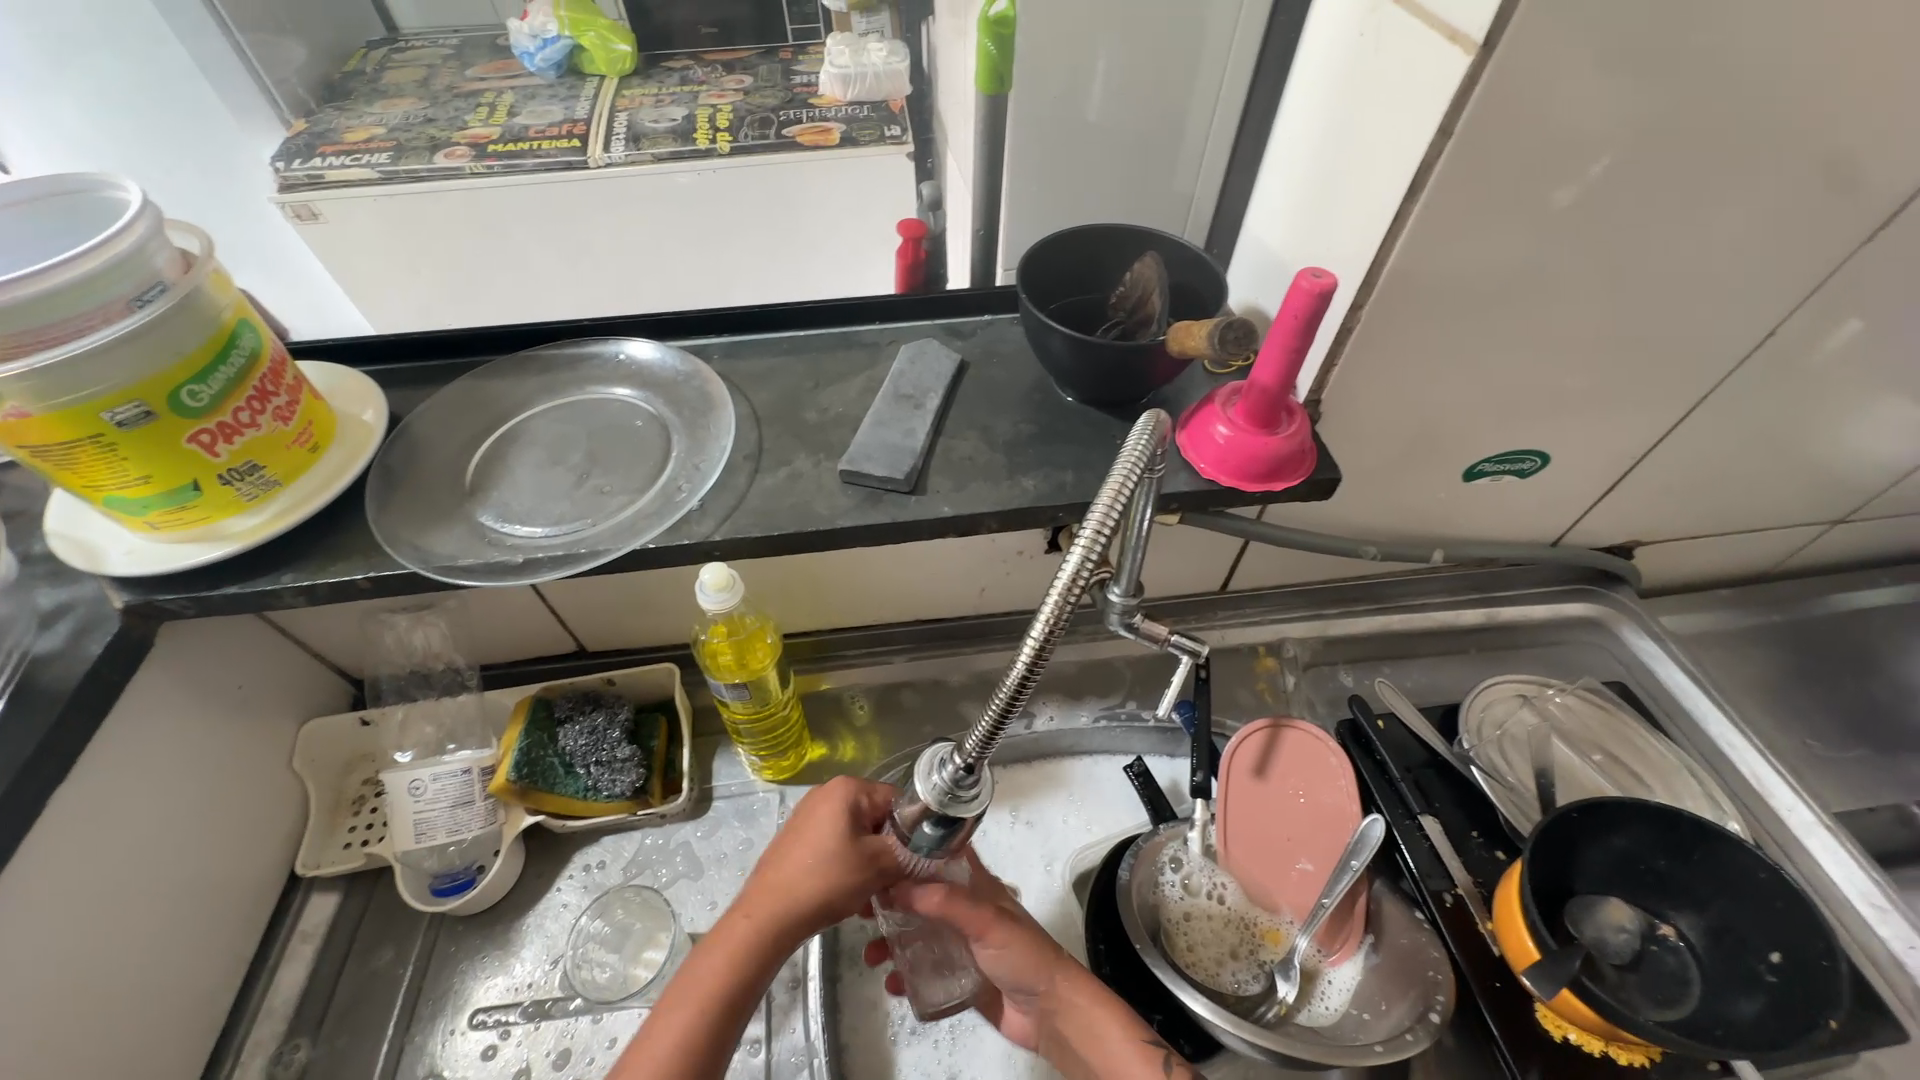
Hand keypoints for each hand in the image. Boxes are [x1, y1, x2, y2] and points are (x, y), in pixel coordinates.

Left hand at [734, 776, 908, 945]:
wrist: (768, 915)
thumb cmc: (827, 881)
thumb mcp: (879, 865)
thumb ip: (912, 852)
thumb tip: (933, 851)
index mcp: (848, 788)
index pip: (898, 801)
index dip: (913, 831)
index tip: (915, 861)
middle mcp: (828, 792)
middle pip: (877, 819)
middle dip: (889, 851)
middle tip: (894, 883)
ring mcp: (810, 815)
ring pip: (859, 836)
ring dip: (871, 865)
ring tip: (872, 897)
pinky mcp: (799, 838)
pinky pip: (838, 846)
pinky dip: (849, 867)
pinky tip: (851, 898)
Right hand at [863, 849, 1079, 1051]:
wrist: (1050, 1013)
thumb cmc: (1023, 955)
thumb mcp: (987, 921)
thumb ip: (946, 903)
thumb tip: (898, 887)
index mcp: (977, 886)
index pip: (941, 857)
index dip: (911, 853)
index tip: (876, 855)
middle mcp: (966, 910)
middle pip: (921, 897)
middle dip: (891, 902)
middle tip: (862, 911)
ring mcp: (961, 944)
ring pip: (918, 934)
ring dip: (892, 942)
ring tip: (871, 956)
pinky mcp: (958, 976)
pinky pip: (923, 971)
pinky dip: (904, 975)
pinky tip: (892, 983)